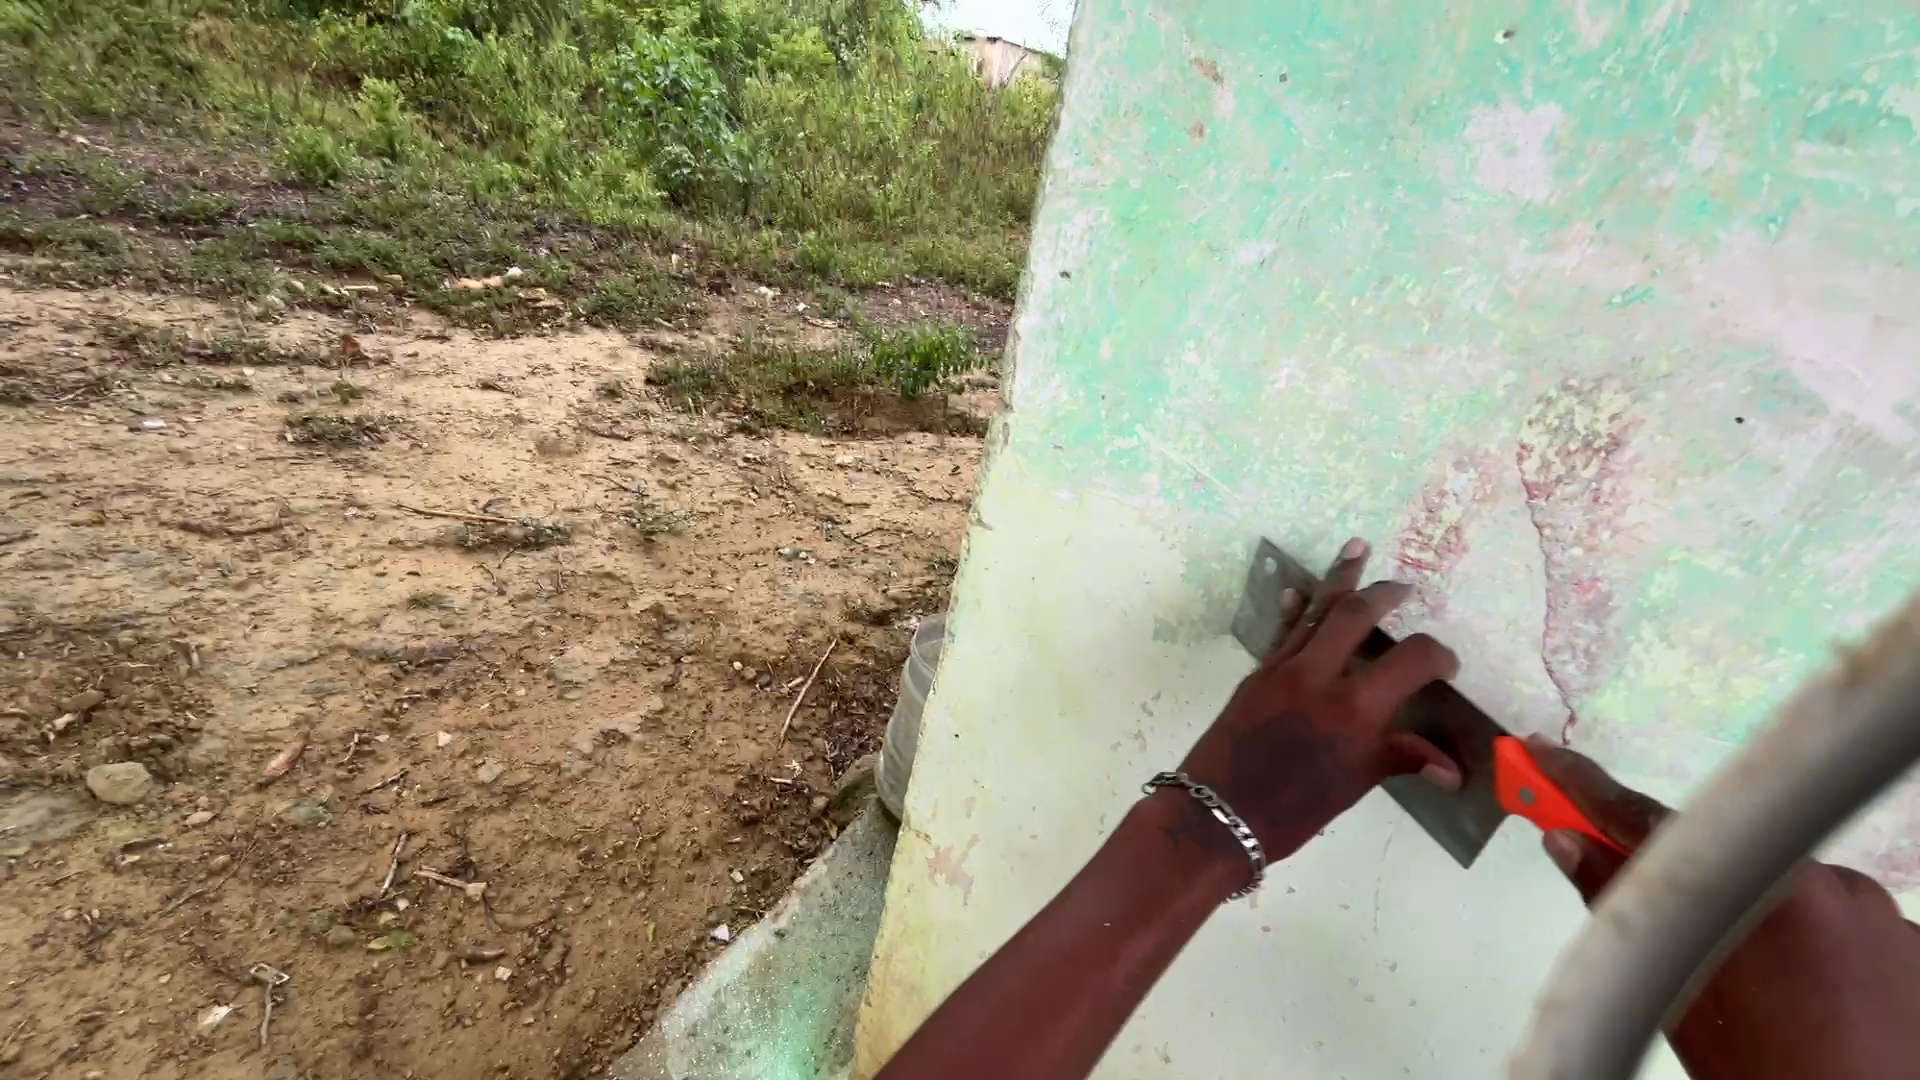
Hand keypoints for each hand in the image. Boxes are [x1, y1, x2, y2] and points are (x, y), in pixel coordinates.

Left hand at [1177, 538, 1461, 860]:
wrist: (1217, 812)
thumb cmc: (1293, 810)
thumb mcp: (1353, 786)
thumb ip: (1399, 759)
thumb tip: (1453, 768)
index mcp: (1353, 709)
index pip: (1410, 660)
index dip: (1436, 655)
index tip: (1445, 662)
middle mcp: (1317, 677)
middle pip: (1353, 616)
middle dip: (1382, 594)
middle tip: (1403, 585)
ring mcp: (1280, 670)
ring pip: (1312, 613)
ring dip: (1336, 580)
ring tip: (1355, 548)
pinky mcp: (1255, 674)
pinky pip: (1280, 632)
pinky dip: (1293, 609)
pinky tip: (1295, 590)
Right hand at [1530, 738, 1919, 1079]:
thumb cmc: (1758, 1065)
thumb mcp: (1665, 985)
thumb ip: (1615, 902)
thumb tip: (1565, 840)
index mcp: (1751, 881)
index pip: (1641, 815)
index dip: (1576, 780)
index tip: (1536, 750)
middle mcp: (1820, 877)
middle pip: (1706, 847)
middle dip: (1659, 860)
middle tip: (1618, 881)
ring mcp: (1874, 907)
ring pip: (1759, 877)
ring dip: (1726, 898)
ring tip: (1727, 968)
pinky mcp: (1906, 937)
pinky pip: (1814, 909)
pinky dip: (1782, 927)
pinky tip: (1785, 980)